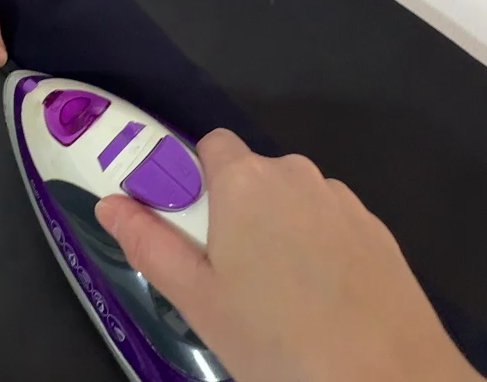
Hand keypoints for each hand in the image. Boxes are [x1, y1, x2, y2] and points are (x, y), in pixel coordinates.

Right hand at [95, 130, 482, 381]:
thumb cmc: (276, 341)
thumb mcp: (197, 299)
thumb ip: (148, 242)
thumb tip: (109, 202)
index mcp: (244, 180)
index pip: (212, 145)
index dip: (197, 180)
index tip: (196, 230)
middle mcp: (293, 172)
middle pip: (253, 174)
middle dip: (238, 211)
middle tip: (234, 277)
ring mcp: (341, 198)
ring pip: (294, 199)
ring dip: (281, 227)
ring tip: (283, 298)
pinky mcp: (376, 228)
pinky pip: (332, 222)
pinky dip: (321, 246)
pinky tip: (326, 302)